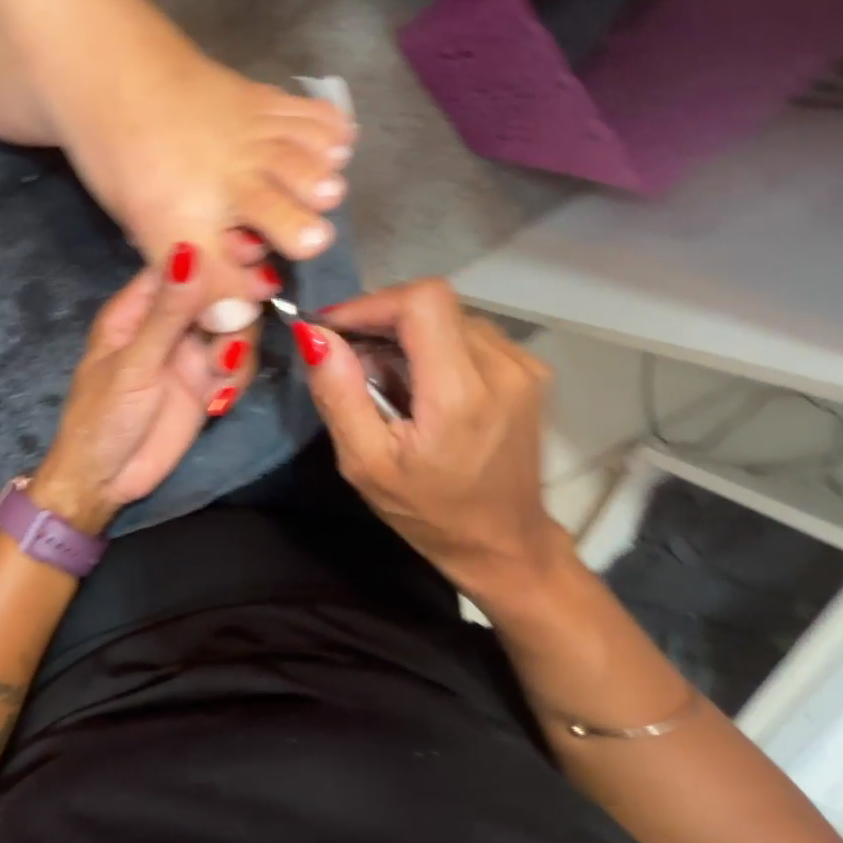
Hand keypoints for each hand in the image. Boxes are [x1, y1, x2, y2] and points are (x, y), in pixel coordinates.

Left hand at [28, 246, 225, 534]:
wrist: (103, 481)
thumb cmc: (102, 419)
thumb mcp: (134, 366)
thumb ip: (167, 314)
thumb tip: (190, 250)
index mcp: (134, 311)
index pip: (179, 265)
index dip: (215, 255)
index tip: (249, 254)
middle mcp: (165, 324)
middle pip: (216, 293)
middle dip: (236, 307)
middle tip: (245, 322)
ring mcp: (187, 354)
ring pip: (234, 328)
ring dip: (237, 349)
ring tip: (222, 375)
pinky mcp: (205, 384)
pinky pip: (236, 365)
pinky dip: (236, 379)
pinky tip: (219, 402)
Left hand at [61, 51, 355, 325]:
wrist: (121, 88)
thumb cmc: (128, 171)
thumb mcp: (146, 230)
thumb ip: (191, 269)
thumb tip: (234, 314)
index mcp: (183, 218)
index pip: (221, 268)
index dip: (243, 289)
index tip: (262, 295)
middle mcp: (225, 178)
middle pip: (273, 210)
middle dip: (298, 229)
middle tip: (313, 241)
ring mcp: (251, 135)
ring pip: (302, 158)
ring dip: (319, 179)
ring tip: (329, 192)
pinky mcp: (267, 101)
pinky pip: (310, 115)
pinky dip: (330, 132)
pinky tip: (337, 150)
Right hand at [295, 279, 573, 601]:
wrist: (501, 540)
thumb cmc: (424, 510)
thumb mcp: (364, 463)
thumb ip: (339, 395)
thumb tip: (314, 335)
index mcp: (460, 392)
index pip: (422, 302)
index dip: (370, 303)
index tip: (331, 329)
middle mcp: (502, 366)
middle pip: (433, 306)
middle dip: (380, 323)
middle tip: (348, 364)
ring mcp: (523, 365)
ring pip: (449, 318)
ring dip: (405, 337)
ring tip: (381, 383)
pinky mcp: (528, 370)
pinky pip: (468, 335)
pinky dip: (432, 348)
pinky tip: (416, 387)